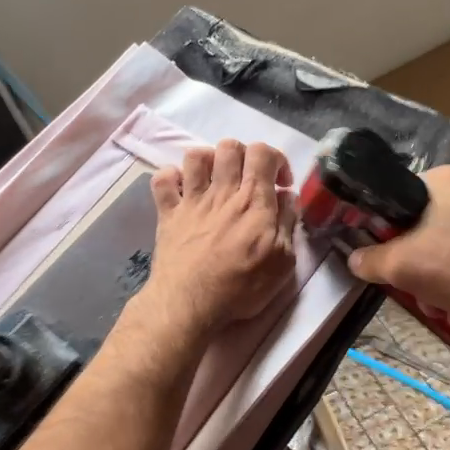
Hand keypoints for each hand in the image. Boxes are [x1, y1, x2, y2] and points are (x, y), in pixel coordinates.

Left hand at [144, 139, 298, 335]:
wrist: (190, 303)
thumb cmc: (241, 286)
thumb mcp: (282, 262)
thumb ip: (287, 223)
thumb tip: (287, 197)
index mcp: (253, 200)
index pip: (264, 153)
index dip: (276, 159)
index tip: (280, 184)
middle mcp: (221, 191)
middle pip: (230, 146)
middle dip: (244, 156)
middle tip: (248, 180)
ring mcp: (190, 199)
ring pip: (195, 155)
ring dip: (208, 161)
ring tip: (215, 181)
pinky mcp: (167, 213)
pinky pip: (162, 179)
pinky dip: (171, 178)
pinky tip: (182, 191)